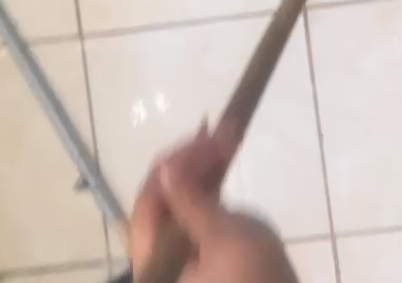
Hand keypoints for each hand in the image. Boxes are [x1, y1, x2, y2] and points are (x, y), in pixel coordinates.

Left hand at [127, 123, 297, 282]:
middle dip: (190, 163)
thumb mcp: (222, 235)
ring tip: (227, 140)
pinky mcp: (197, 260)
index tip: (204, 135)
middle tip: (220, 133)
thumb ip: (190, 200)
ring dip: (202, 170)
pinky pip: (192, 218)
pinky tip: (223, 164)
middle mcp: (156, 264)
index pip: (148, 203)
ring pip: (178, 206)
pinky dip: (209, 190)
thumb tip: (166, 168)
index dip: (173, 164)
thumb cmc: (253, 277)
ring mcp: (177, 263)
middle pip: (162, 203)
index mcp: (152, 264)